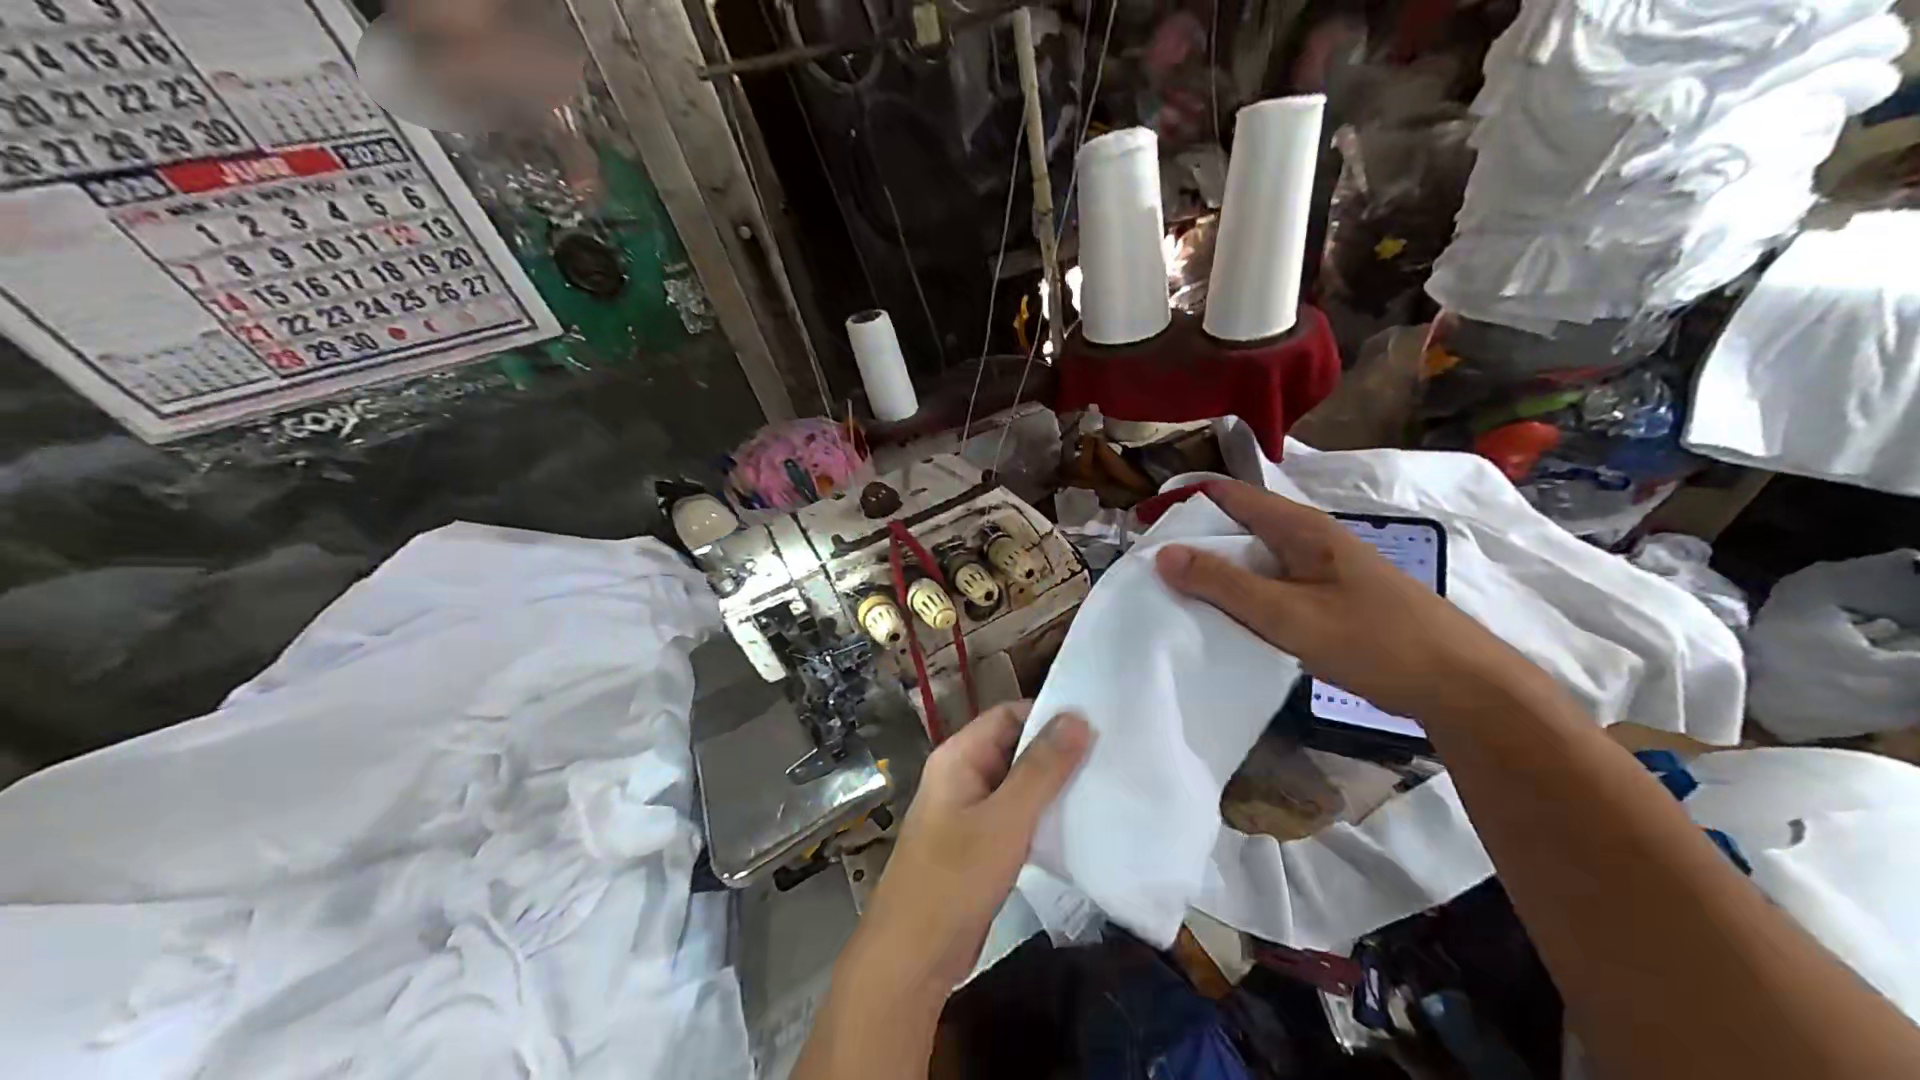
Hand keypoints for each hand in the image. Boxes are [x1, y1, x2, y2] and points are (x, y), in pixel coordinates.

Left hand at [853, 702, 1092, 991]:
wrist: (913, 956)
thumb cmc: (954, 879)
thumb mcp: (1005, 820)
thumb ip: (1041, 768)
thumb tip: (1077, 715)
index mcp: (958, 757)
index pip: (1008, 715)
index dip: (1049, 714)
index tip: (1097, 724)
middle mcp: (962, 776)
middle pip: (1014, 747)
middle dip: (1057, 751)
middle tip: (1109, 756)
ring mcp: (969, 812)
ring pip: (1018, 784)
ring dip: (1053, 785)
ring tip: (1102, 786)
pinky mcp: (979, 845)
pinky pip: (1016, 816)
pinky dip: (1043, 816)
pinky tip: (1077, 825)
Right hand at [1154, 477, 1529, 722]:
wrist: (1460, 685)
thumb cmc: (1374, 639)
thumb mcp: (1288, 614)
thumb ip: (1224, 584)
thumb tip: (1164, 554)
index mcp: (1301, 529)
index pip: (1231, 495)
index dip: (1187, 500)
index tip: (1145, 521)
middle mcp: (1310, 541)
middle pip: (1240, 527)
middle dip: (1195, 541)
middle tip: (1152, 567)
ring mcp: (1323, 571)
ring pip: (1255, 560)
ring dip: (1218, 572)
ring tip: (1177, 593)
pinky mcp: (1330, 600)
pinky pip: (1272, 586)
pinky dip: (1243, 595)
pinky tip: (1227, 618)